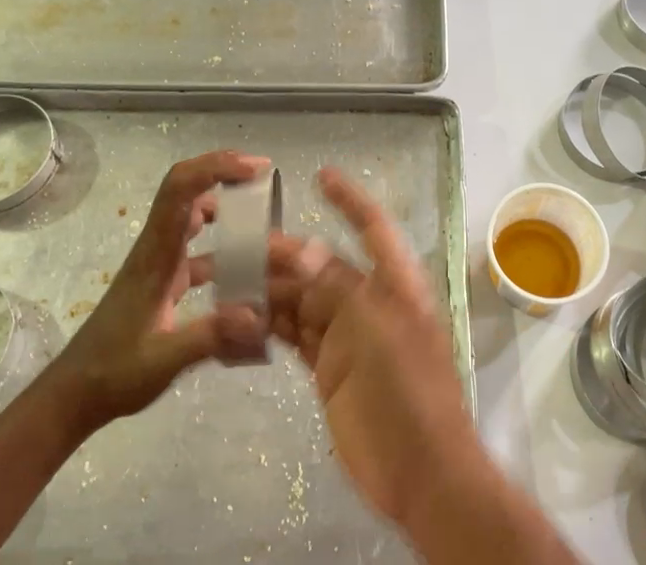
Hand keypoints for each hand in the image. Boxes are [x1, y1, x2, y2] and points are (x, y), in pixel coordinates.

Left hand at [46, 150, 270, 429]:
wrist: (73, 398)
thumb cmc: (112, 374)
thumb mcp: (162, 360)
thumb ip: (209, 336)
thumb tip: (258, 314)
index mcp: (155, 256)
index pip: (180, 191)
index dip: (216, 168)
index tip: (254, 169)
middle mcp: (157, 251)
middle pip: (188, 193)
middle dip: (226, 177)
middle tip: (265, 183)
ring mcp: (160, 268)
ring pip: (195, 222)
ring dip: (229, 216)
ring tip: (268, 229)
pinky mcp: (164, 286)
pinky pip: (201, 256)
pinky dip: (227, 257)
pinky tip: (252, 280)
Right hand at [266, 168, 487, 526]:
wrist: (420, 471)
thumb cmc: (406, 392)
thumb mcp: (374, 331)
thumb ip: (337, 288)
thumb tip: (302, 247)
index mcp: (395, 285)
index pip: (374, 229)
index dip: (350, 200)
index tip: (322, 175)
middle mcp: (372, 303)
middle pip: (325, 267)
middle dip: (285, 255)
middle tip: (234, 250)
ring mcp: (350, 338)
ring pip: (305, 301)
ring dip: (270, 292)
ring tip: (225, 285)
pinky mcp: (331, 369)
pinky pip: (297, 335)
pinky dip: (272, 326)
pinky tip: (241, 320)